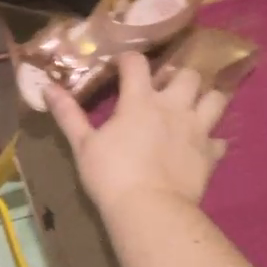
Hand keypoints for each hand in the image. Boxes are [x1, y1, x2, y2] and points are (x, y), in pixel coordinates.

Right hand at [44, 53, 228, 212]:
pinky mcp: (210, 152)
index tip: (119, 65)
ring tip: (190, 107)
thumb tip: (47, 87)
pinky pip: (218, 139)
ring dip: (203, 98)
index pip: (137, 64)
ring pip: (215, 97)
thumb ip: (68, 114)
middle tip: (161, 88)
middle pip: (187, 74)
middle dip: (175, 76)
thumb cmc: (110, 174)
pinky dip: (210, 139)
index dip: (127, 59)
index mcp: (140, 101)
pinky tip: (198, 145)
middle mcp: (174, 106)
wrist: (149, 207)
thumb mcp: (82, 144)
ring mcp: (198, 128)